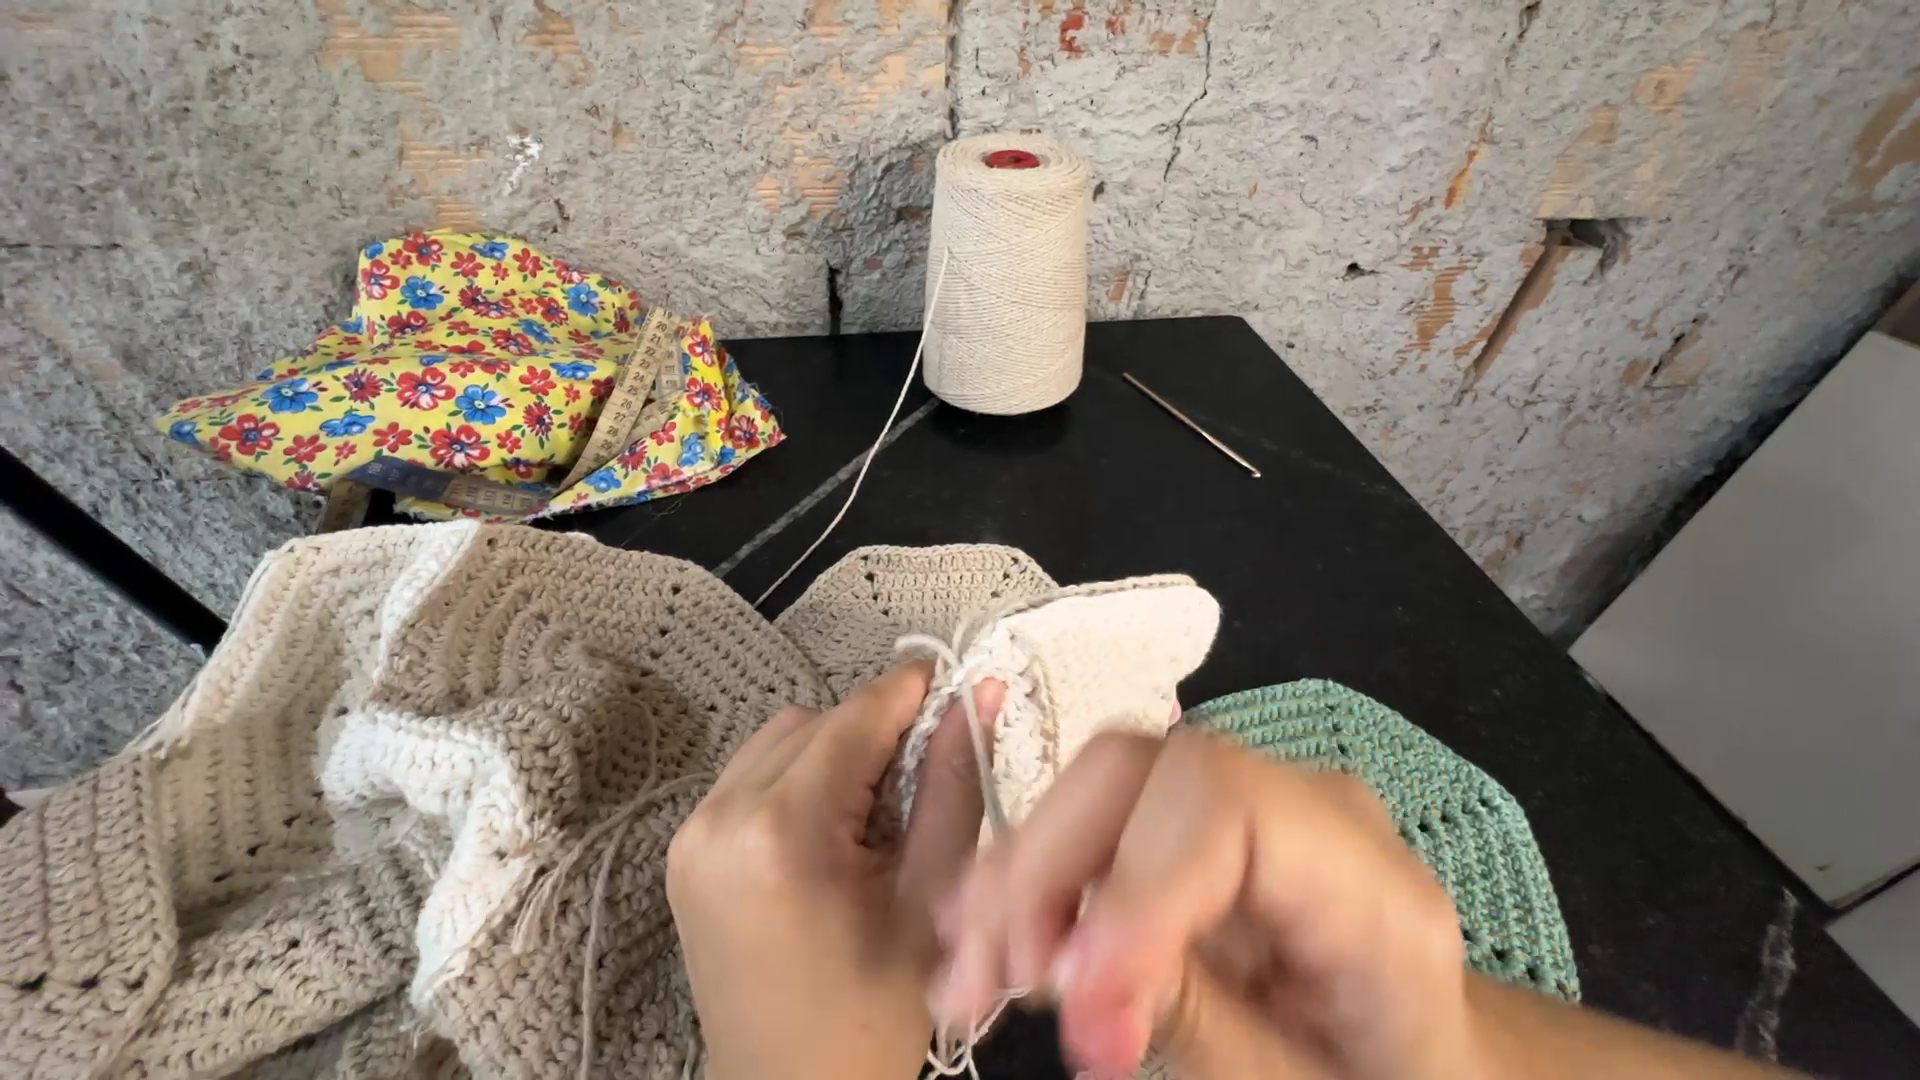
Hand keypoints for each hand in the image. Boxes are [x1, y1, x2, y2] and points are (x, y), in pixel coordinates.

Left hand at [668, 662, 1003, 1079]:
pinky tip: (831, 827)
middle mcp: (719, 819)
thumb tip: (979, 695)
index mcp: (781, 833)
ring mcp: (691, 834)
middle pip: (818, 721)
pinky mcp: (685, 849)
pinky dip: (800, 777)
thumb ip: (955, 781)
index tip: (955, 685)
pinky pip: (754, 772)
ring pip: (783, 738)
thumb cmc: (873, 1012)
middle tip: (921, 778)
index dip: (911, 691)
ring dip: (837, 751)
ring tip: (875, 812)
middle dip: (876, 731)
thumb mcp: (932, 894)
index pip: (856, 717)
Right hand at [931, 730, 1474, 1078]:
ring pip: (1097, 785)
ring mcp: (1241, 798)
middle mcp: (1300, 807)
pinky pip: (1095, 816)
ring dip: (1018, 875)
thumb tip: (1073, 984)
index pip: (1225, 807)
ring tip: (973, 977)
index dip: (1131, 887)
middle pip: (1138, 770)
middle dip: (1045, 869)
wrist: (1417, 1057)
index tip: (1070, 1000)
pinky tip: (991, 939)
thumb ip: (1196, 1025)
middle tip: (991, 982)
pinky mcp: (1191, 818)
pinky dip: (1029, 877)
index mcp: (1368, 883)